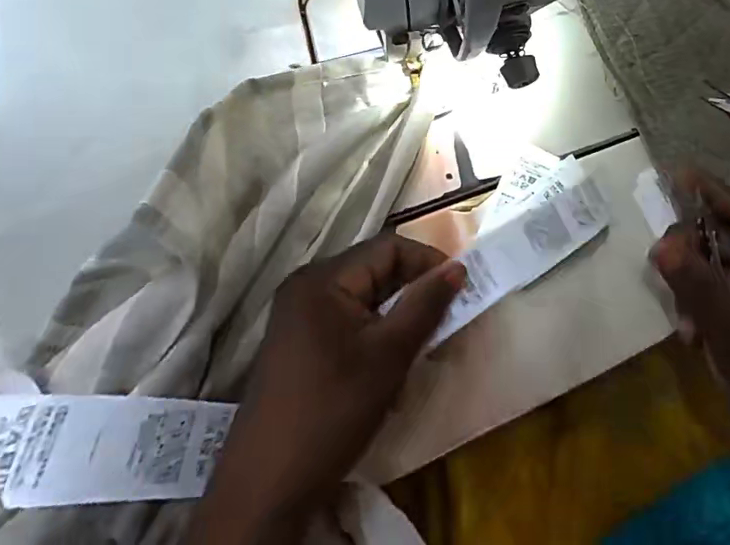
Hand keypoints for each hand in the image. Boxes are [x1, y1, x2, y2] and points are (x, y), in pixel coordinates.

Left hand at [187, 235, 463, 544]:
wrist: (268, 481)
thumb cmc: (332, 411)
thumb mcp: (388, 357)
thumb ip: (424, 306)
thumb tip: (457, 268)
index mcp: (323, 277)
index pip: (386, 247)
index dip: (427, 262)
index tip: (462, 287)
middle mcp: (306, 283)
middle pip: (372, 270)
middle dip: (412, 291)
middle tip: (447, 319)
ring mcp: (297, 312)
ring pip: (361, 297)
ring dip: (394, 316)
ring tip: (420, 347)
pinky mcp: (297, 339)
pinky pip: (345, 319)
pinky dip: (372, 333)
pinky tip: (387, 366)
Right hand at [649, 171, 729, 418]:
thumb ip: (698, 290)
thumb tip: (662, 243)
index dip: (715, 194)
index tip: (679, 174)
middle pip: (724, 242)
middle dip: (691, 246)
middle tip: (663, 259)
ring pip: (712, 271)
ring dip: (689, 284)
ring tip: (682, 314)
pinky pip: (709, 300)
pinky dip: (693, 310)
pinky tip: (688, 336)